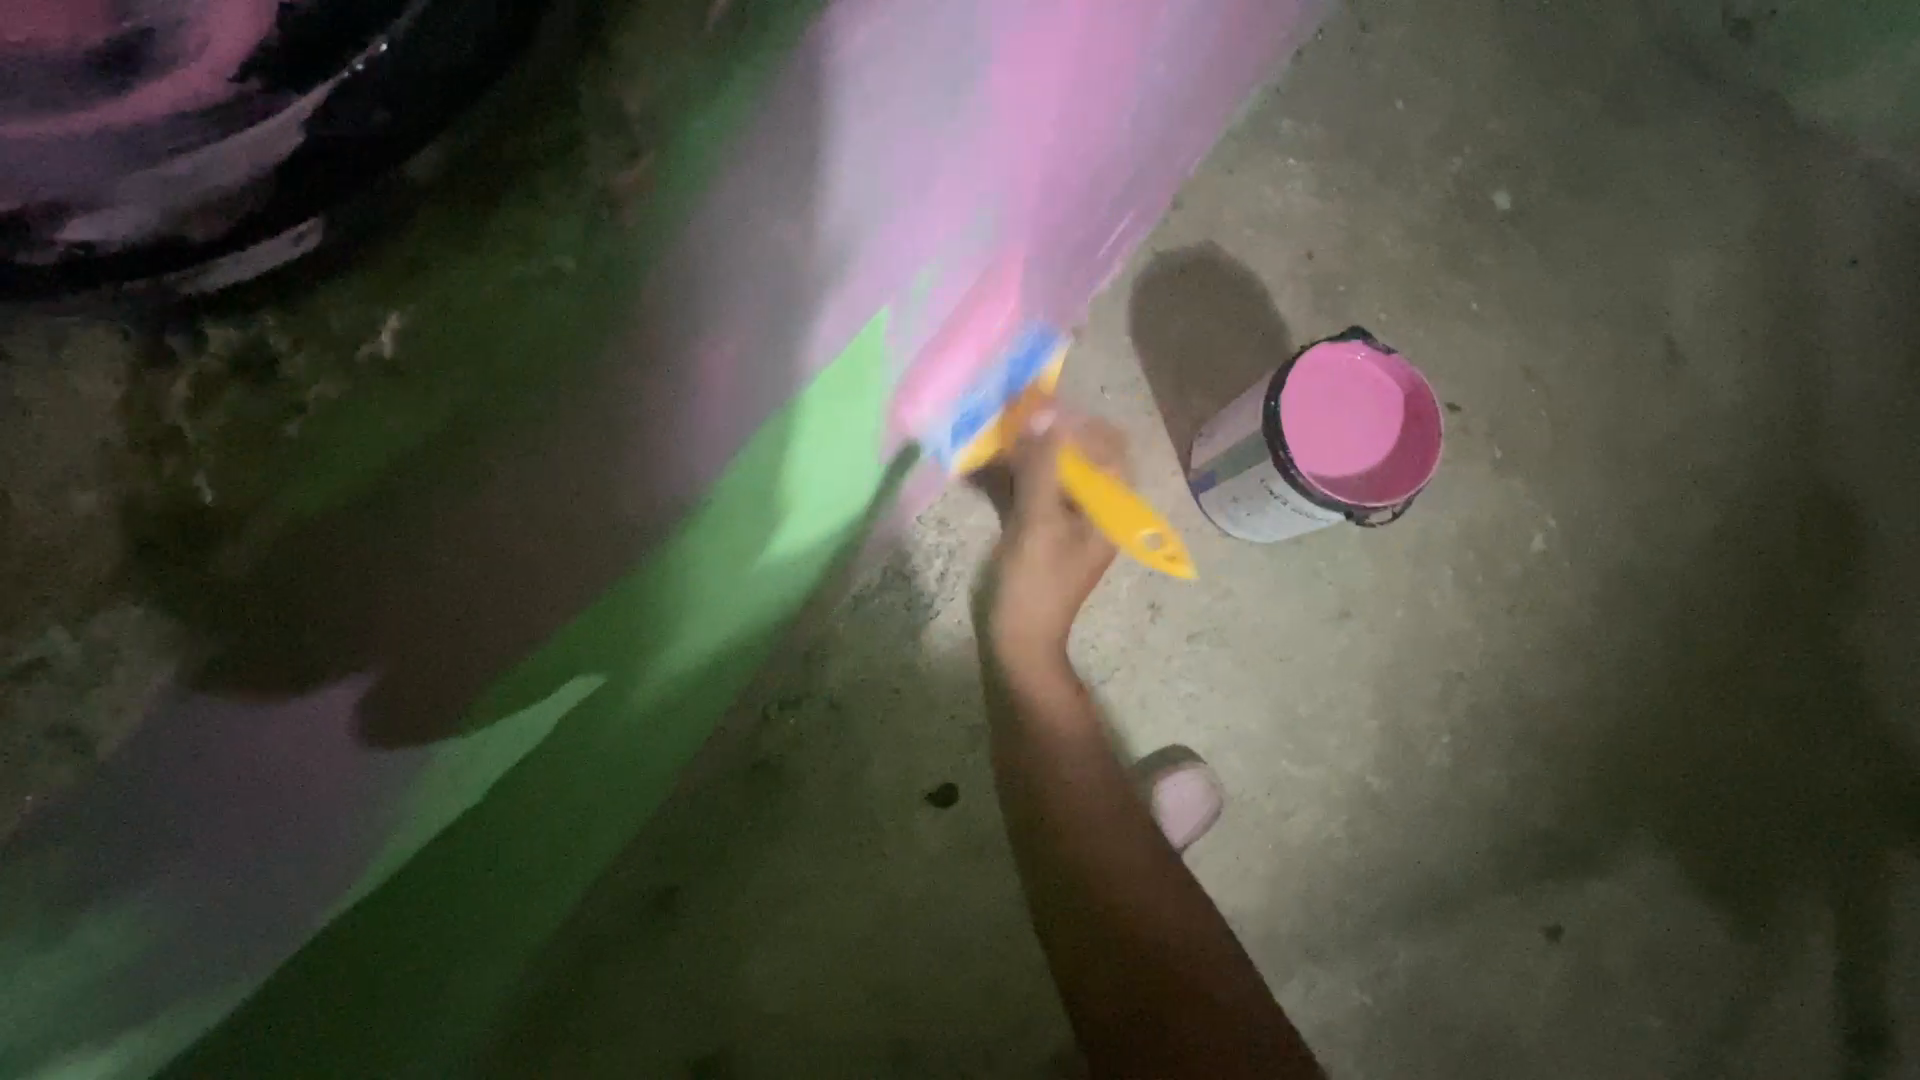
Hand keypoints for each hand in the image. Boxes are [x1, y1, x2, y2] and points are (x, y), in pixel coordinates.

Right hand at [983, 403, 1128, 668]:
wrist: (1019, 644)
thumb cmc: (1035, 586)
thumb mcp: (1039, 524)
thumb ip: (1044, 467)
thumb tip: (1045, 413)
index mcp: (1110, 508)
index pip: (1107, 445)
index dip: (1076, 422)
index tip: (1036, 410)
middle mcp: (1095, 507)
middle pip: (1078, 453)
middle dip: (1044, 433)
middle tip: (1007, 420)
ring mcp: (1067, 517)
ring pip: (1051, 468)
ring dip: (1022, 452)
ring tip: (988, 440)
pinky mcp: (1042, 527)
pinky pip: (1031, 489)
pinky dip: (1010, 475)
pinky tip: (980, 467)